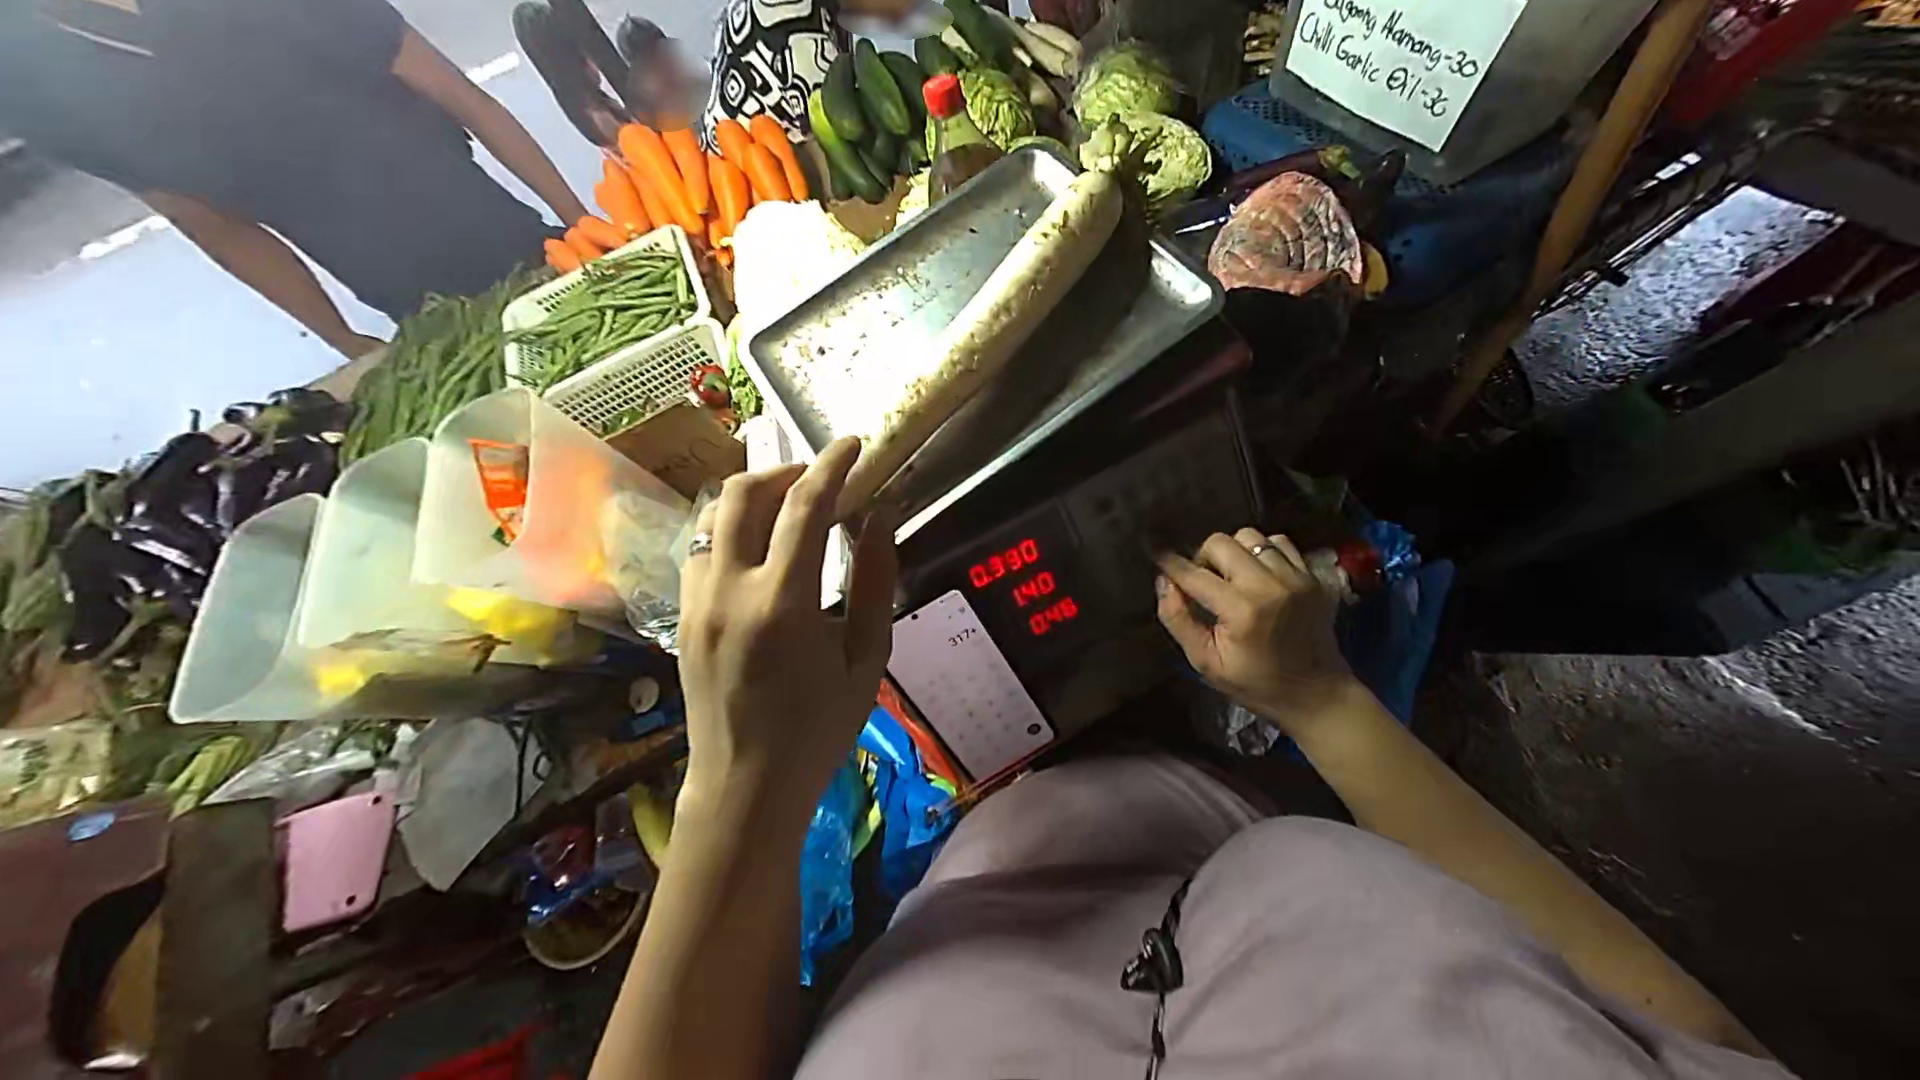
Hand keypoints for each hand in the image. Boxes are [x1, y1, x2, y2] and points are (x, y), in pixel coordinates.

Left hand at [676, 438, 896, 816]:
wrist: (745, 787)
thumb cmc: (819, 731)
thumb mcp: (867, 659)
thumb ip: (875, 582)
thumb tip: (880, 519)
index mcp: (783, 604)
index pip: (805, 507)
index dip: (833, 466)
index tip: (853, 445)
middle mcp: (729, 591)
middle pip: (744, 494)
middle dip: (786, 470)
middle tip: (822, 479)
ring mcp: (696, 602)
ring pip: (712, 515)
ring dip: (754, 495)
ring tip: (791, 506)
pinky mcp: (682, 616)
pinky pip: (700, 546)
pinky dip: (731, 526)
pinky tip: (759, 545)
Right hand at [1155, 529, 1351, 731]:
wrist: (1318, 695)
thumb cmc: (1256, 684)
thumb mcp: (1206, 662)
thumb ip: (1178, 620)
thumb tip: (1163, 581)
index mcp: (1241, 610)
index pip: (1194, 574)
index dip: (1169, 563)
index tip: (1155, 553)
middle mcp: (1269, 585)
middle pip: (1220, 542)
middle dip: (1202, 558)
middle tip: (1203, 582)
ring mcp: (1295, 577)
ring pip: (1250, 537)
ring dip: (1232, 552)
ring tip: (1231, 577)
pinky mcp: (1312, 576)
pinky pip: (1279, 543)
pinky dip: (1262, 551)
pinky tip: (1258, 574)